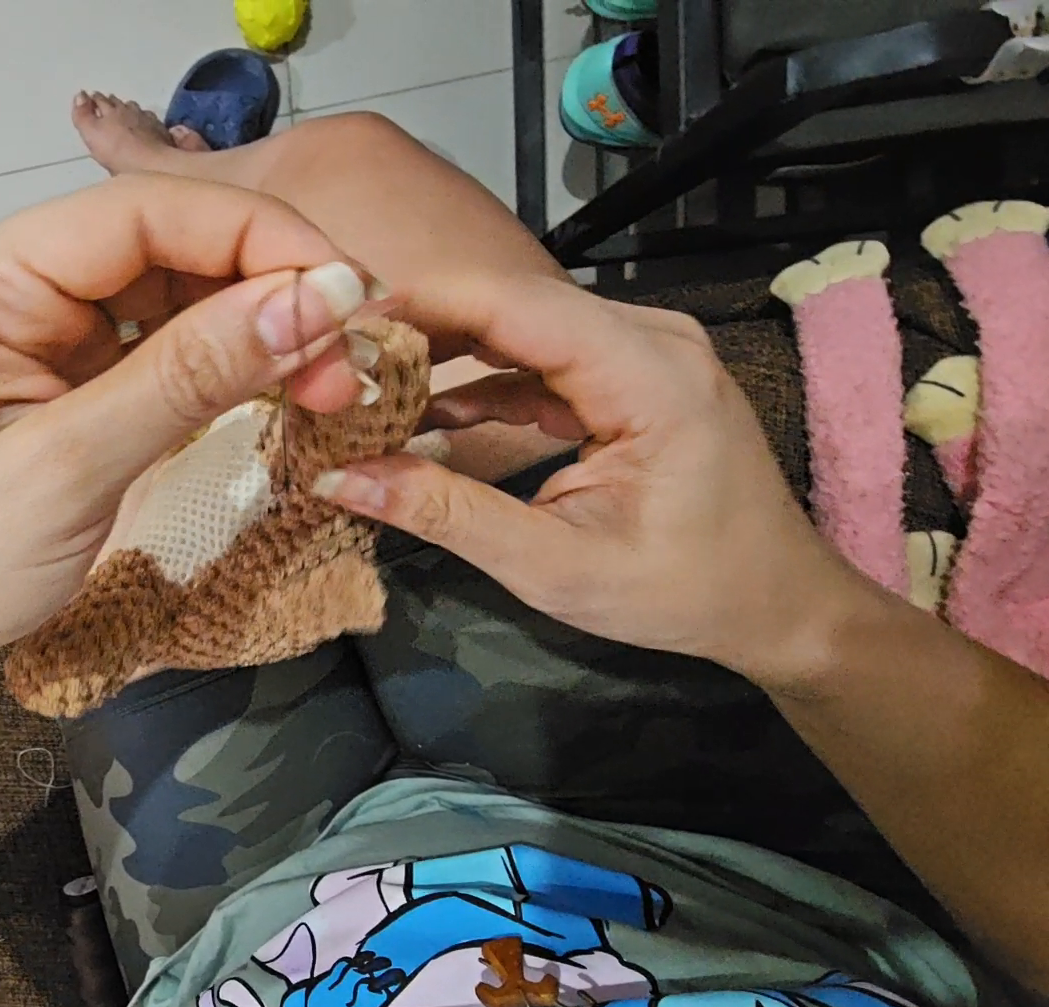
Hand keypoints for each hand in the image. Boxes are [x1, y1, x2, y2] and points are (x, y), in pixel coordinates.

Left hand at [0, 174, 382, 670]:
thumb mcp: (70, 471)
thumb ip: (188, 378)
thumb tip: (318, 296)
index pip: (135, 215)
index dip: (254, 236)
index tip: (351, 289)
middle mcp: (6, 286)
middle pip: (158, 247)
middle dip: (261, 291)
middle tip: (345, 360)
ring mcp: (35, 333)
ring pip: (166, 296)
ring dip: (250, 330)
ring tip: (323, 381)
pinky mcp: (60, 379)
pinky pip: (153, 349)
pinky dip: (216, 366)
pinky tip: (269, 386)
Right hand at [313, 274, 877, 688]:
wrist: (771, 603)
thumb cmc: (677, 589)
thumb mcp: (550, 564)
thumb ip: (443, 513)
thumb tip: (337, 479)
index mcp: (647, 374)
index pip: (514, 304)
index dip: (420, 305)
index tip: (339, 329)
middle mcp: (645, 339)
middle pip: (507, 304)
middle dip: (414, 327)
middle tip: (335, 364)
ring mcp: (634, 352)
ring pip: (512, 326)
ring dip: (435, 352)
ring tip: (362, 386)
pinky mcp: (615, 377)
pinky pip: (526, 359)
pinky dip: (467, 381)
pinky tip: (419, 413)